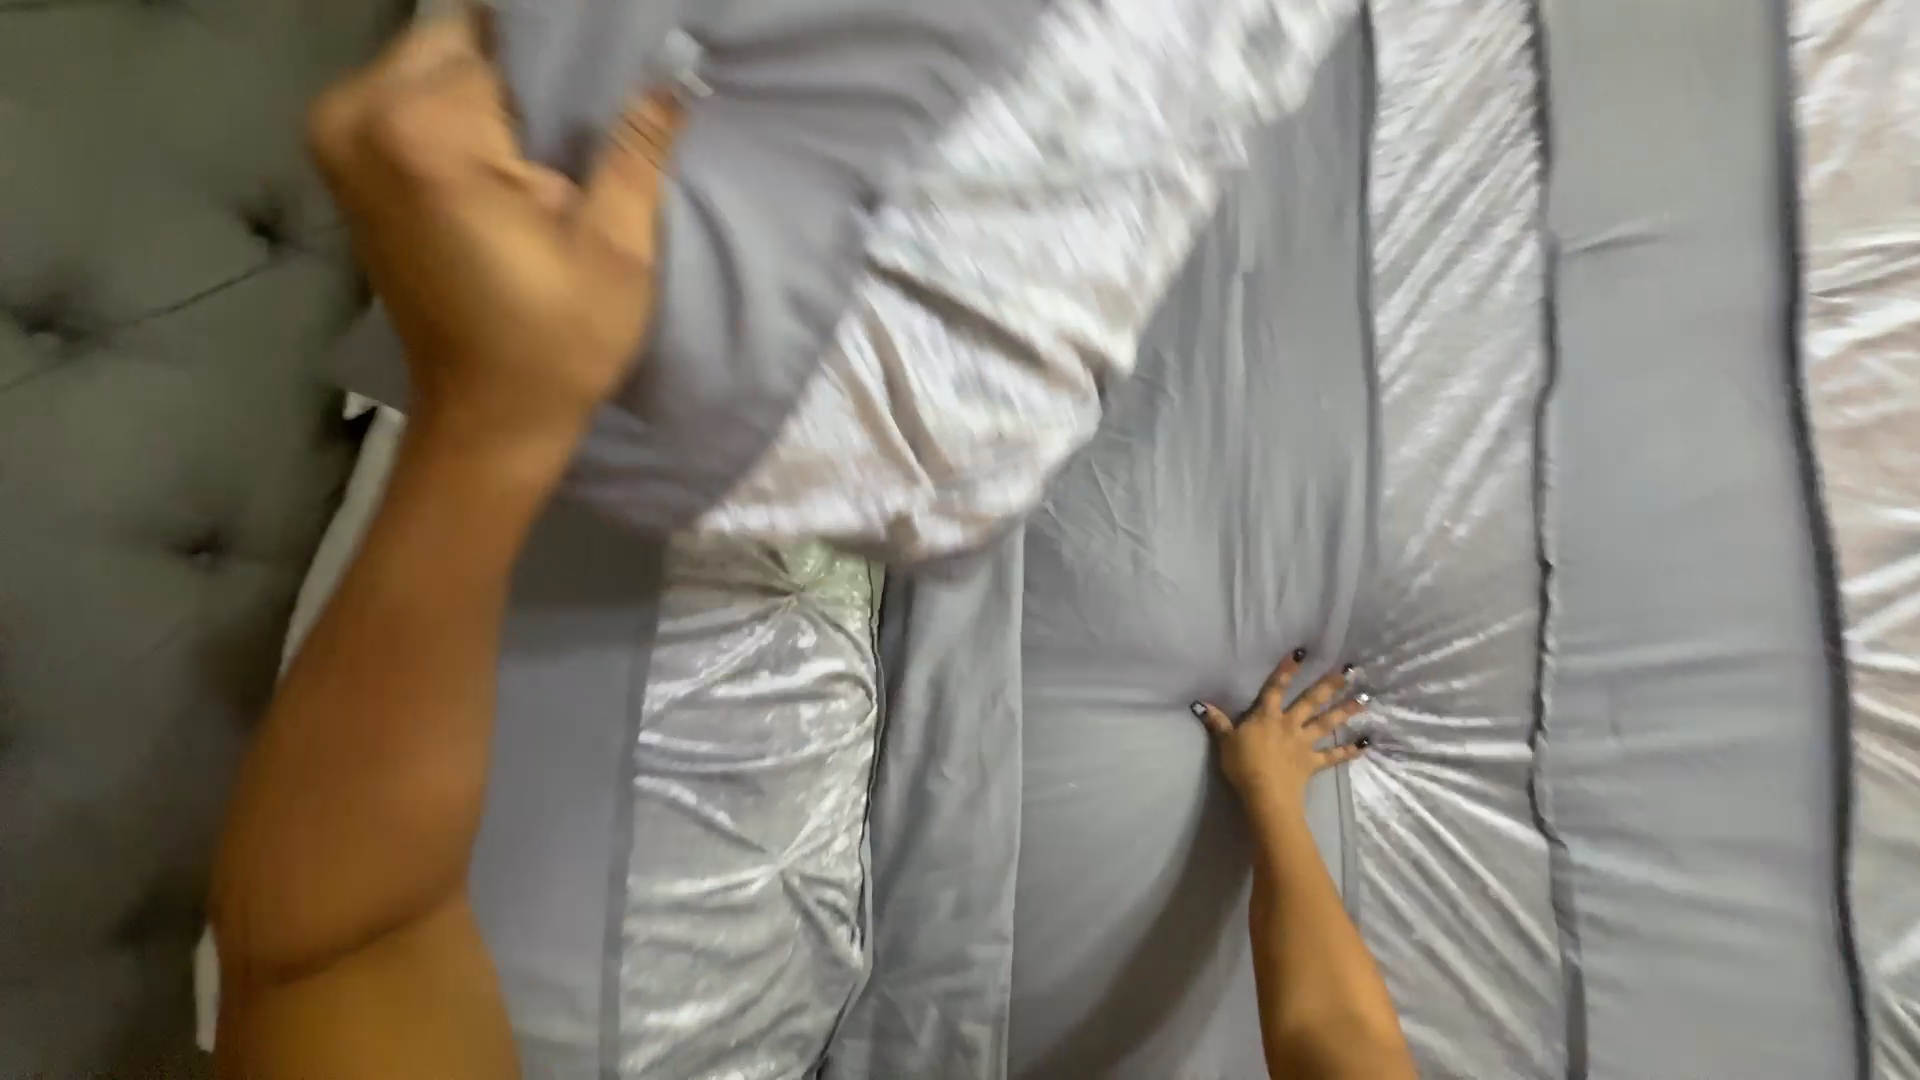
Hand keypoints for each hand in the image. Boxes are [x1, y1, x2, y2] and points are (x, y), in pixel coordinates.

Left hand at [307, 11, 681, 462]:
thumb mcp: (617, 252)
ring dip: (497, 100)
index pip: (504, 42)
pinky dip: (464, 121)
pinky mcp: (344, 168)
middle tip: (585, 136)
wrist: (490, 419)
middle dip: (528, 81)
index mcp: (424, 132)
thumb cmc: (559, 344)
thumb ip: (636, 151)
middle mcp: (357, 116)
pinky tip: (515, 170)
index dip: (569, 66)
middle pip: (457, 44)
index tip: (611, 98)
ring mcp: (338, 140)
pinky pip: (409, 104)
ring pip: (433, 69)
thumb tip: (671, 77)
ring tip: (556, 157)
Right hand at [1192, 649, 1369, 827]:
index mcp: (1266, 717)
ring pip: (1327, 723)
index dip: (1286, 670)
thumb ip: (1217, 721)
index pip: (1275, 688)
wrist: (1265, 793)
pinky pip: (1333, 756)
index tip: (1300, 654)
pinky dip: (1349, 750)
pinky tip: (1365, 744)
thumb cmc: (1242, 765)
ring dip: (1345, 711)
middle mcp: (1288, 724)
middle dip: (1328, 685)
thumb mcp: (1225, 741)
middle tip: (1349, 671)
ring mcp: (1303, 743)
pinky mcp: (1312, 763)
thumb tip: (1200, 703)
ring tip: (1363, 698)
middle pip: (1310, 701)